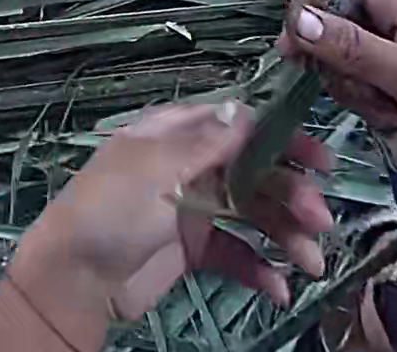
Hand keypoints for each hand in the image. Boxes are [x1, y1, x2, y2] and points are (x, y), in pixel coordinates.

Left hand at [5, 102, 332, 345]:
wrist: (76, 277)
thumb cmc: (113, 207)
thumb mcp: (157, 167)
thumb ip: (206, 143)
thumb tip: (247, 109)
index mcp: (176, 133)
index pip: (236, 123)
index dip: (279, 137)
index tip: (320, 160)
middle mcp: (188, 163)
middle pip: (251, 168)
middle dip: (289, 191)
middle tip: (320, 220)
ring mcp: (191, 205)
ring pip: (250, 211)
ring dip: (284, 233)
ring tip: (309, 262)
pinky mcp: (192, 247)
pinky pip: (235, 251)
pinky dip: (259, 267)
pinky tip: (278, 287)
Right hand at [278, 0, 396, 195]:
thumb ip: (347, 47)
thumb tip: (295, 19)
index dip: (306, 19)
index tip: (296, 61)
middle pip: (333, 25)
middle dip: (341, 67)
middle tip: (376, 98)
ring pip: (347, 58)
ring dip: (360, 91)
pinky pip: (370, 78)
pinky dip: (377, 102)